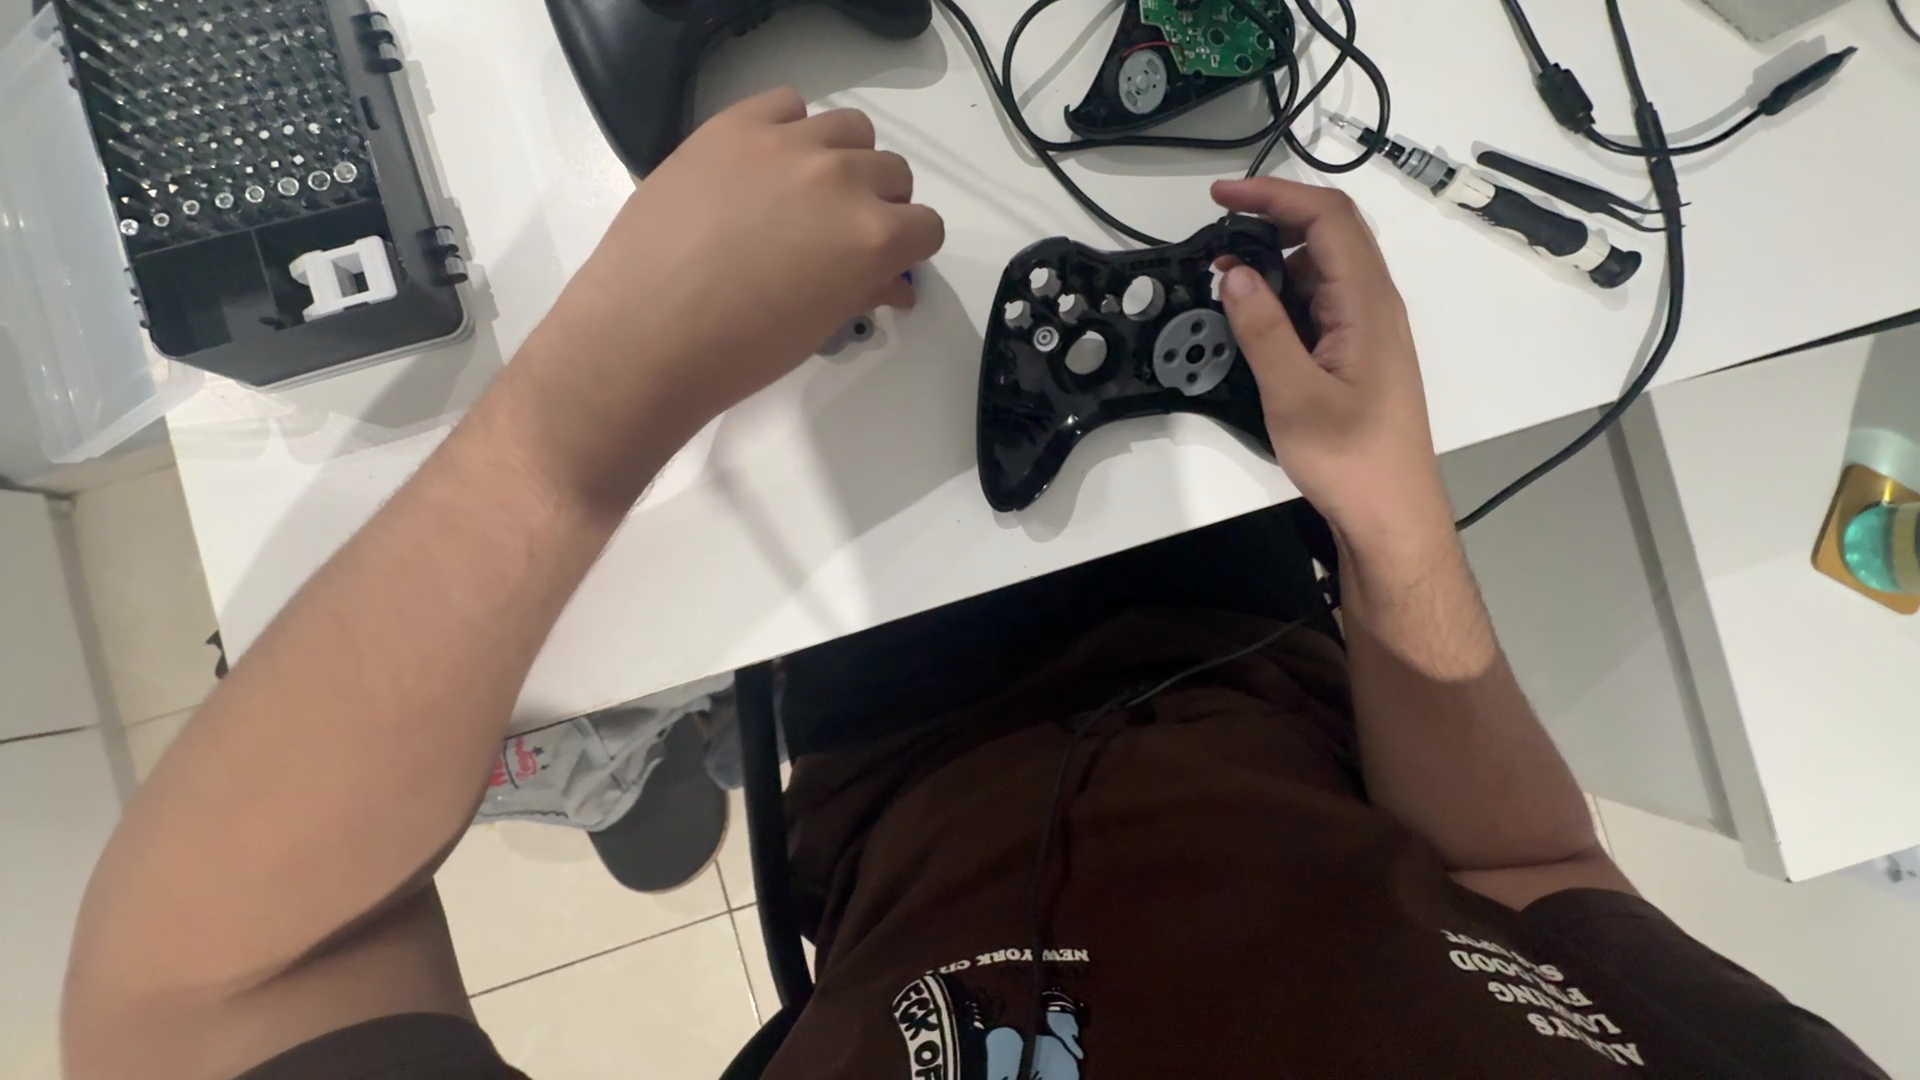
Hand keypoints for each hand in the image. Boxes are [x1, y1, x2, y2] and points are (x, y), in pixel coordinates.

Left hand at [531, 87, 945, 425]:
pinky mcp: (732, 126)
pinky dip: (792, 130)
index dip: (910, 252)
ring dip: (846, 162)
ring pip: (850, 130)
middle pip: (894, 173)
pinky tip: (769, 167)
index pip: (927, 227)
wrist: (649, 334)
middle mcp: (842, 178)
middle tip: (843, 238)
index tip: (885, 267)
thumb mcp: (820, 327)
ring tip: (808, 197)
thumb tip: (893, 283)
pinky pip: (787, 104)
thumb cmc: (744, 351)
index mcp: (873, 237)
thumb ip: (866, 291)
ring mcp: (785, 144)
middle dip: (882, 207)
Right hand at [1211, 178, 1451, 555]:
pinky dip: (1280, 297)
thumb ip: (1264, 329)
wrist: (1389, 512)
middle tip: (1215, 235)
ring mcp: (1365, 329)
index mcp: (1366, 303)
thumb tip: (1236, 272)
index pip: (1327, 219)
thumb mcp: (1294, 394)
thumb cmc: (1348, 457)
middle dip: (1272, 220)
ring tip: (1221, 280)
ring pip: (1320, 271)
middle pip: (1329, 234)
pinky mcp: (1354, 354)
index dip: (1275, 195)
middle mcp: (1372, 304)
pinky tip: (1250, 316)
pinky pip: (1317, 305)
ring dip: (1272, 262)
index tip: (1220, 196)